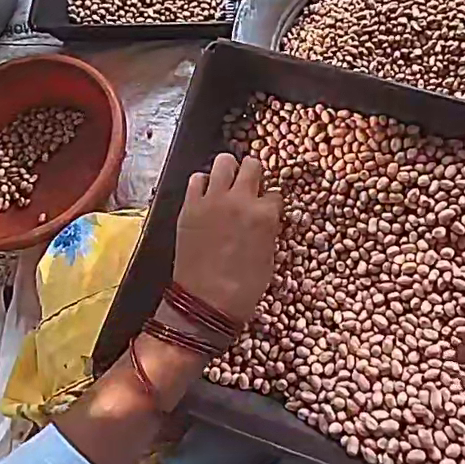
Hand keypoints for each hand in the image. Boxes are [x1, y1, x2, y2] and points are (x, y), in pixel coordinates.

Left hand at [174, 153, 281, 324]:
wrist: (207, 301)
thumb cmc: (244, 287)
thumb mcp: (268, 256)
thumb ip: (267, 228)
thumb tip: (265, 216)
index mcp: (264, 214)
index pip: (275, 193)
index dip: (271, 202)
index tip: (267, 208)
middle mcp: (240, 200)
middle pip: (252, 165)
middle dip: (253, 174)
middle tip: (249, 187)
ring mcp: (212, 200)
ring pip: (223, 162)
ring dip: (228, 171)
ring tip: (227, 186)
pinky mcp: (189, 206)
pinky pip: (196, 179)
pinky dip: (203, 184)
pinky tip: (206, 196)